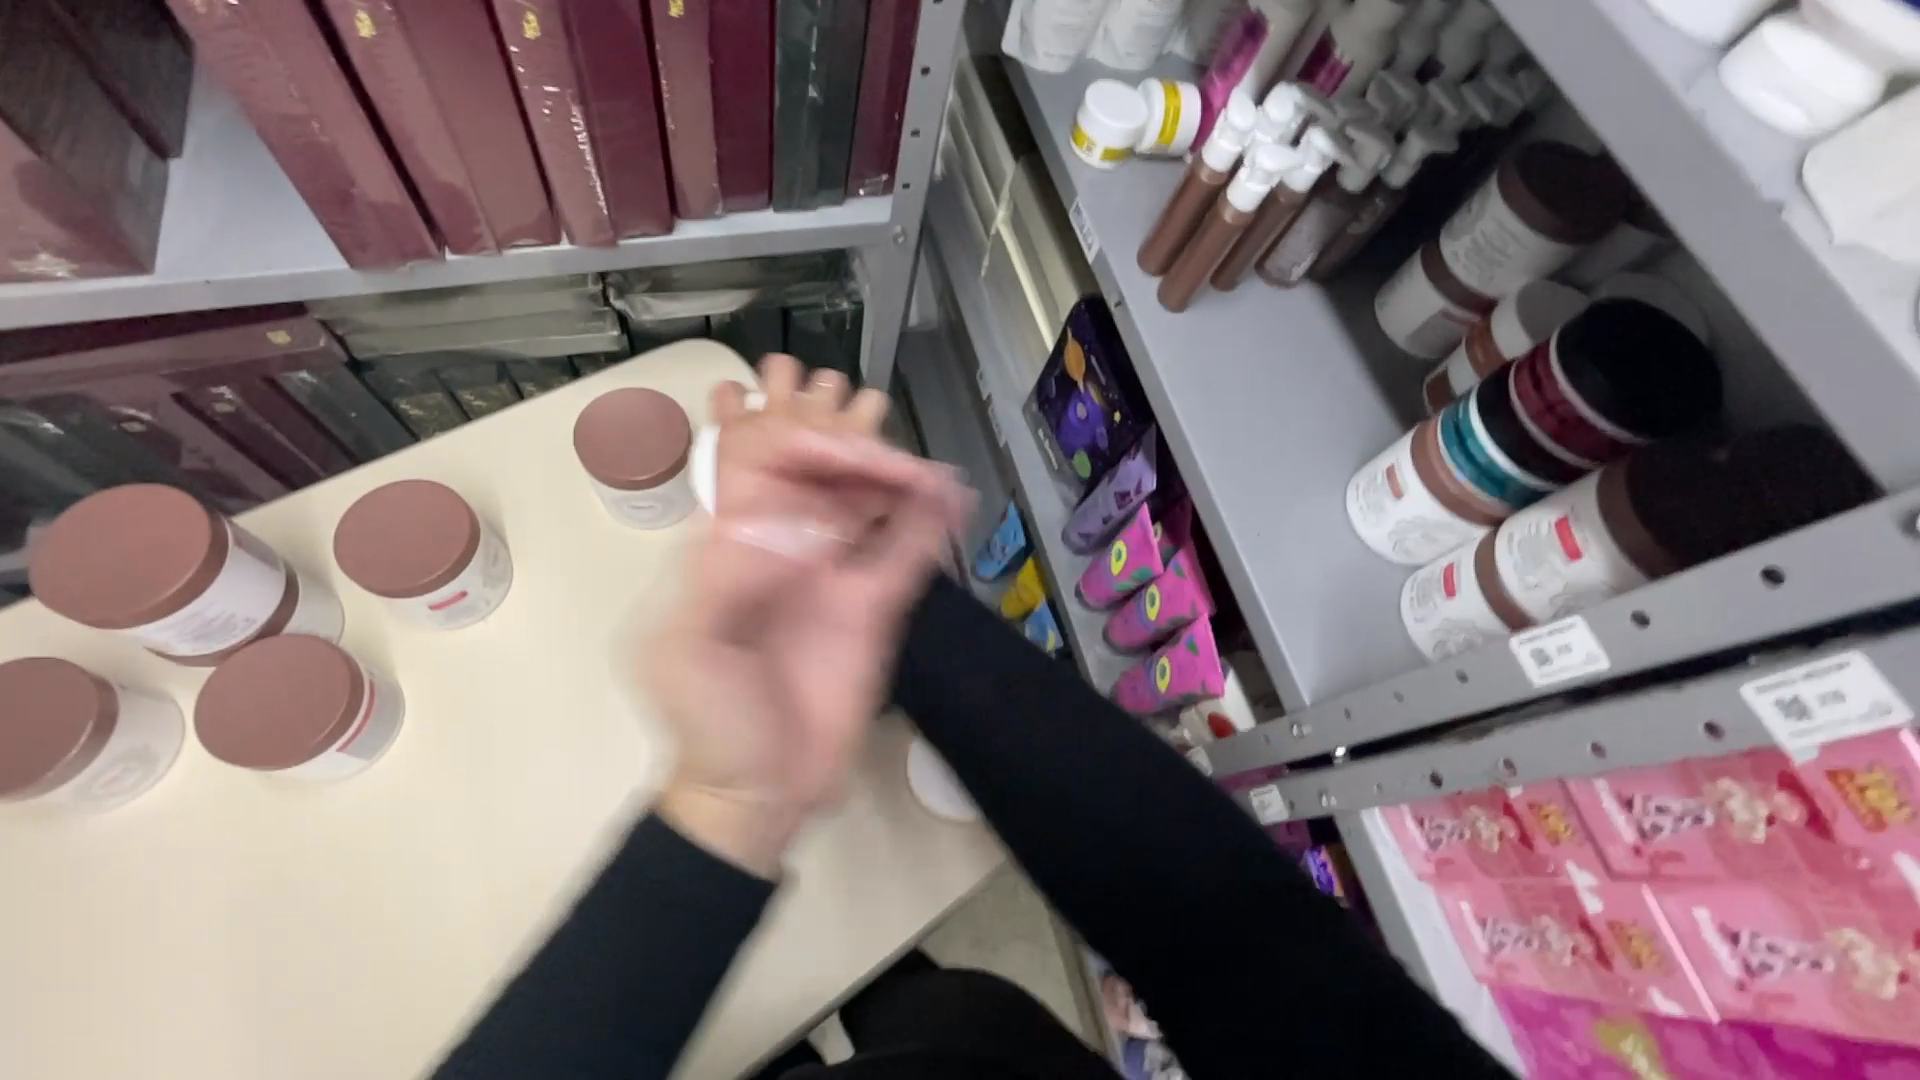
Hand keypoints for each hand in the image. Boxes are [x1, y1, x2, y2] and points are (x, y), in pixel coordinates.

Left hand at [647, 357, 970, 876]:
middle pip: (815, 476)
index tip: (808, 411)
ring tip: (909, 442)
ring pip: (864, 504)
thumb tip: (794, 524)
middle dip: (835, 436)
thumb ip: (728, 577)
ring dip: (885, 468)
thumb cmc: (708, 719)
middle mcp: (786, 549)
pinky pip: (904, 555)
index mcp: (730, 549)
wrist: (758, 790)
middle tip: (857, 401)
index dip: (781, 434)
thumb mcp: (683, 646)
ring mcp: (834, 576)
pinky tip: (948, 495)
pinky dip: (925, 524)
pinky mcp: (874, 607)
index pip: (756, 472)